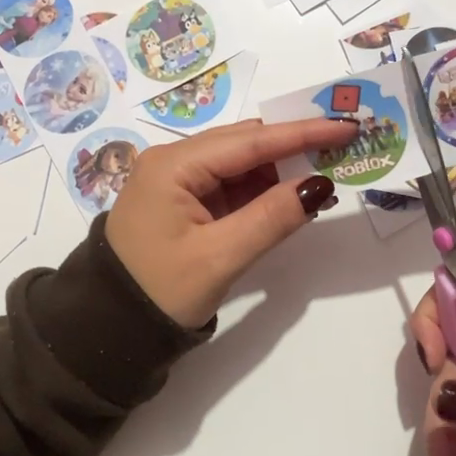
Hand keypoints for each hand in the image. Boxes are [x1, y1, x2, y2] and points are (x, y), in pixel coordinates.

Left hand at [106, 118, 353, 327]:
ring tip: (328, 176)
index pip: (250, 140)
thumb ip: (272, 217)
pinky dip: (263, 191)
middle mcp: (173, 161)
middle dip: (294, 147)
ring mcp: (176, 181)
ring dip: (281, 171)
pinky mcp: (182, 202)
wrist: (109, 329)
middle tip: (343, 148)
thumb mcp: (220, 257)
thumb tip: (320, 185)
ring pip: (240, 164)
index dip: (301, 133)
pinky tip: (294, 197)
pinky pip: (230, 185)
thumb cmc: (160, 291)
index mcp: (173, 165)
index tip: (345, 126)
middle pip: (244, 145)